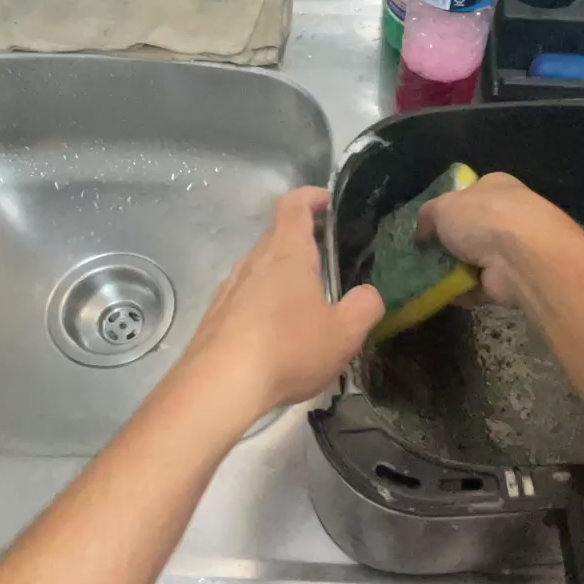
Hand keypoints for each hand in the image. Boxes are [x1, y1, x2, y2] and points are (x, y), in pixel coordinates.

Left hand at [174, 186, 382, 419]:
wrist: (218, 386)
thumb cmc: (287, 349)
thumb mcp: (345, 333)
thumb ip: (365, 306)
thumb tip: (368, 294)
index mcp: (287, 253)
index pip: (295, 204)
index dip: (313, 197)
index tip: (330, 204)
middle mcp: (253, 261)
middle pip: (277, 236)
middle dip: (303, 242)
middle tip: (330, 263)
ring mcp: (229, 288)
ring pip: (260, 269)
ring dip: (282, 276)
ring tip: (306, 304)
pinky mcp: (215, 317)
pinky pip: (245, 297)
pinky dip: (263, 304)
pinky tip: (276, 335)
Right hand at [415, 172, 582, 306]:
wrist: (521, 257)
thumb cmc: (483, 218)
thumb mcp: (442, 206)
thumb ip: (427, 216)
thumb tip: (421, 233)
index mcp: (497, 186)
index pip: (471, 193)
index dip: (448, 207)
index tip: (428, 225)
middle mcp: (508, 214)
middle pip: (472, 228)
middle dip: (449, 242)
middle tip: (422, 254)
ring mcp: (512, 249)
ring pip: (474, 259)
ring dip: (452, 269)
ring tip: (424, 276)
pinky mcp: (510, 280)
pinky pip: (478, 286)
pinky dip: (461, 291)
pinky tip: (440, 294)